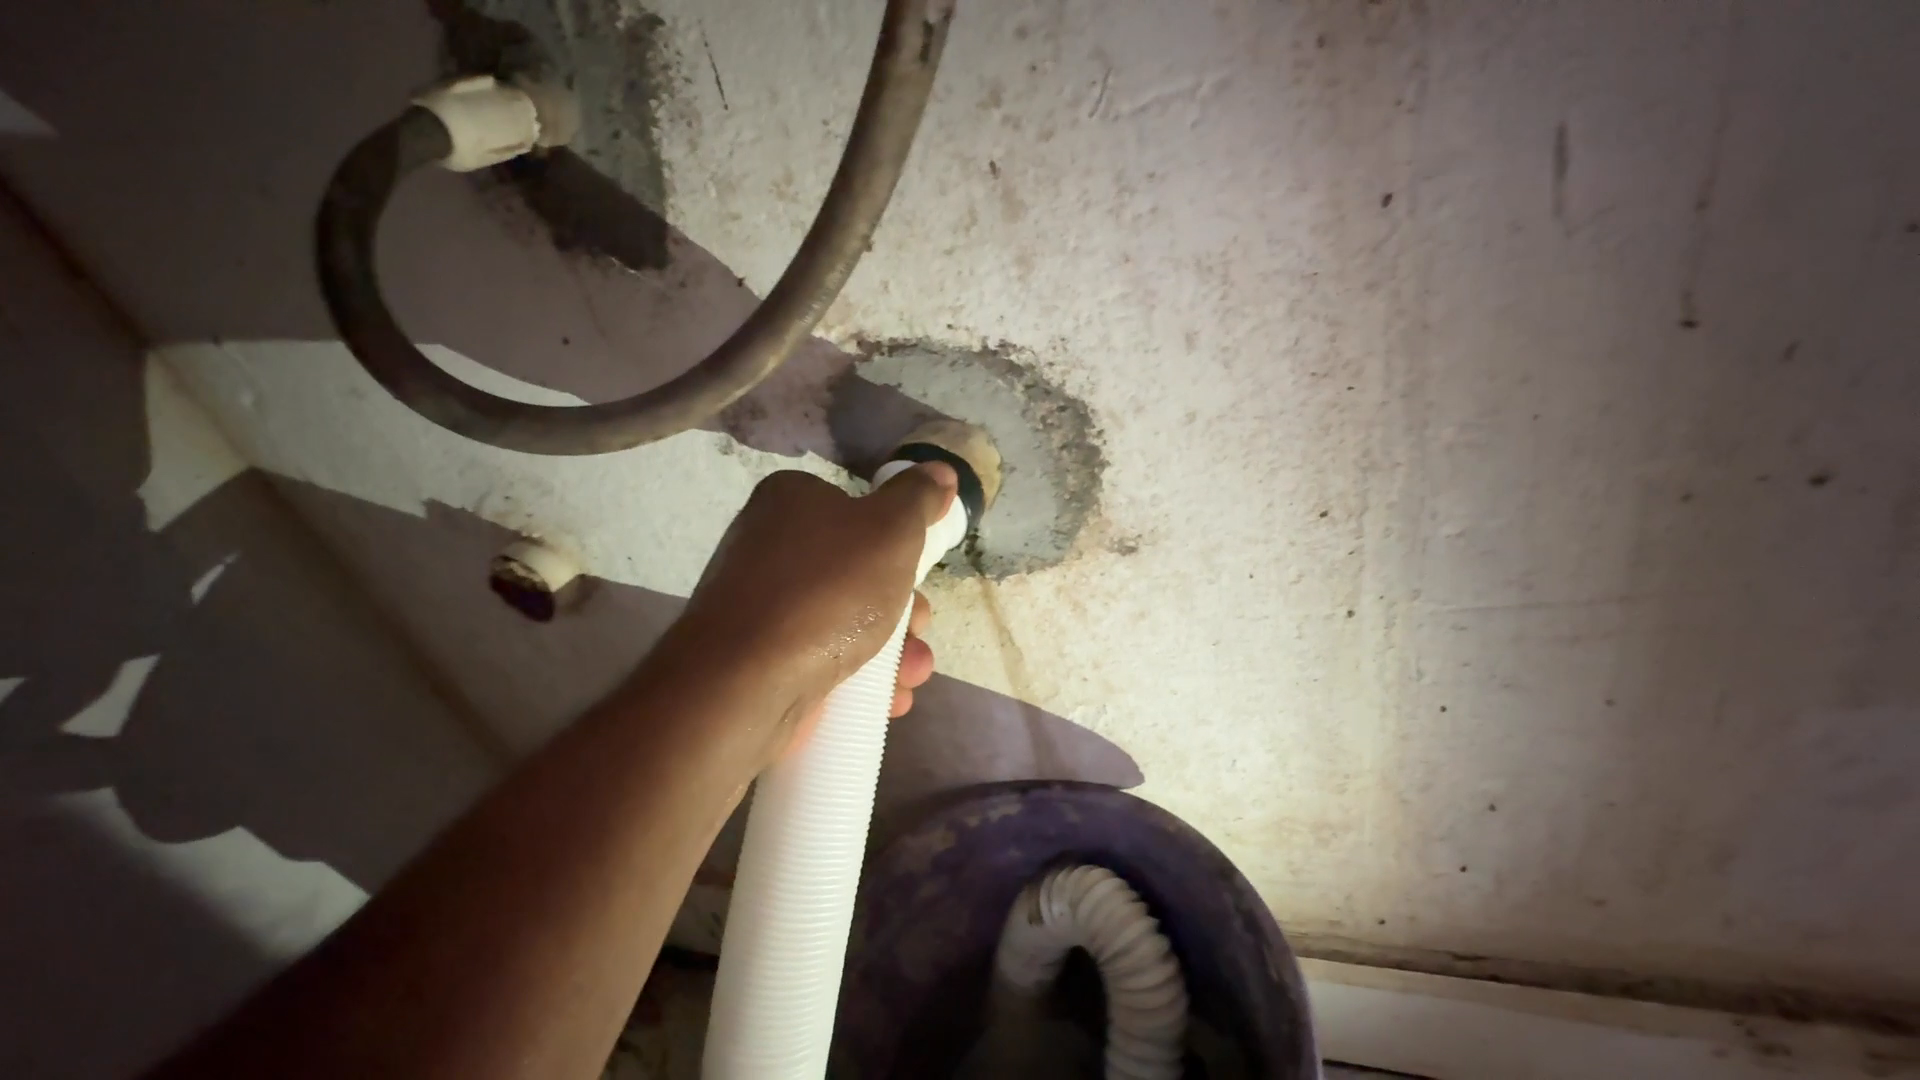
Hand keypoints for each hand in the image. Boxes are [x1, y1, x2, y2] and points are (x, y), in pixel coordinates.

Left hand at [672, 463, 956, 758]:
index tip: (922, 572)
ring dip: (892, 650)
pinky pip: (822, 658)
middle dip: (903, 608)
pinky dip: (858, 677)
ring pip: (847, 621)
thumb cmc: (827, 591)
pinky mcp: (759, 658)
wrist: (746, 682)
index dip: (898, 542)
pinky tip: (886, 699)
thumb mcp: (891, 529)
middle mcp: (769, 546)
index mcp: (791, 501)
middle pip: (859, 571)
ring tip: (909, 676)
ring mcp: (761, 605)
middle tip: (919, 629)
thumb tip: (940, 471)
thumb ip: (918, 498)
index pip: (857, 509)